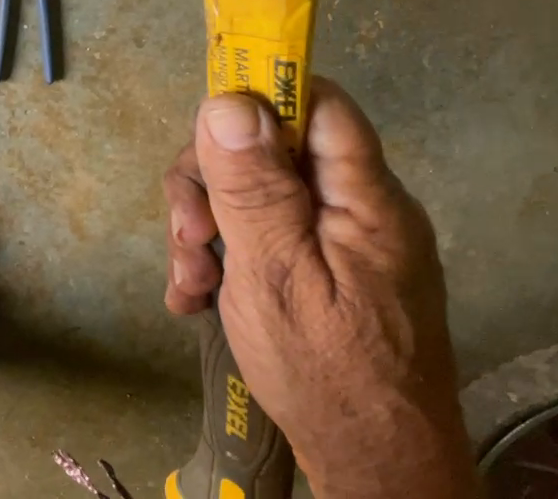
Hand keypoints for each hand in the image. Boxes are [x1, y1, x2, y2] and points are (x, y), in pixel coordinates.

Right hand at [162, 80, 477, 498]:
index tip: (202, 126)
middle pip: (265, 149)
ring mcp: (335, 239)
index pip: (319, 104)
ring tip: (187, 280)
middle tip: (186, 236)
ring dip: (202, 227)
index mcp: (364, 199)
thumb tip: (229, 100)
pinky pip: (256, 232)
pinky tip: (194, 294)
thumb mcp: (274, 272)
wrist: (371, 465)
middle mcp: (355, 207)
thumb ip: (254, 186)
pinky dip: (217, 255)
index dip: (259, 95)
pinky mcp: (316, 267)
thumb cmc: (325, 368)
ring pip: (248, 191)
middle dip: (208, 185)